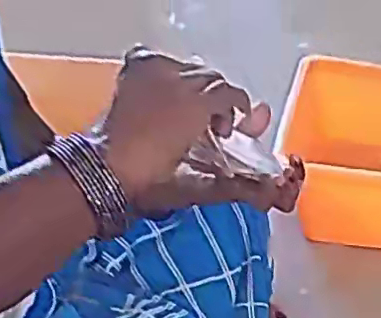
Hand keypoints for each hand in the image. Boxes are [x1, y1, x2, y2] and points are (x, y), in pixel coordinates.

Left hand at [95, 48, 300, 213]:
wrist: (106, 173)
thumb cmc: (154, 183)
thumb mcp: (202, 188)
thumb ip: (242, 186)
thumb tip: (275, 191)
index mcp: (192, 105)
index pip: (228, 93)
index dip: (242, 110)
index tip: (243, 130)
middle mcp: (171, 79)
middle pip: (210, 78)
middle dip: (222, 102)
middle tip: (220, 132)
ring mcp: (148, 72)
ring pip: (189, 70)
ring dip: (200, 91)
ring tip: (196, 119)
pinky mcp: (131, 72)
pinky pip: (162, 63)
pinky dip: (175, 78)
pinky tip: (173, 101)